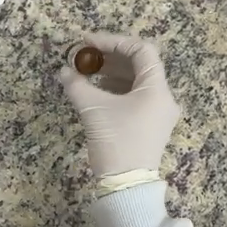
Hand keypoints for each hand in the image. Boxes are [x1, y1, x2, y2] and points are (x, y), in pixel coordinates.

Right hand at [57, 34, 180, 179]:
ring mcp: (159, 113)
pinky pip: (136, 98)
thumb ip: (77, 86)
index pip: (141, 51)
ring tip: (88, 73)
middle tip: (85, 56)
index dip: (114, 41)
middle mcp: (163, 98)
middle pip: (140, 65)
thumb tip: (63, 72)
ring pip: (137, 82)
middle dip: (111, 57)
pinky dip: (117, 89)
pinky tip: (98, 91)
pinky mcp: (150, 126)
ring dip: (112, 73)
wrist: (126, 185)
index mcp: (156, 89)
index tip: (89, 43)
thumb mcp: (93, 110)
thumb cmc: (115, 142)